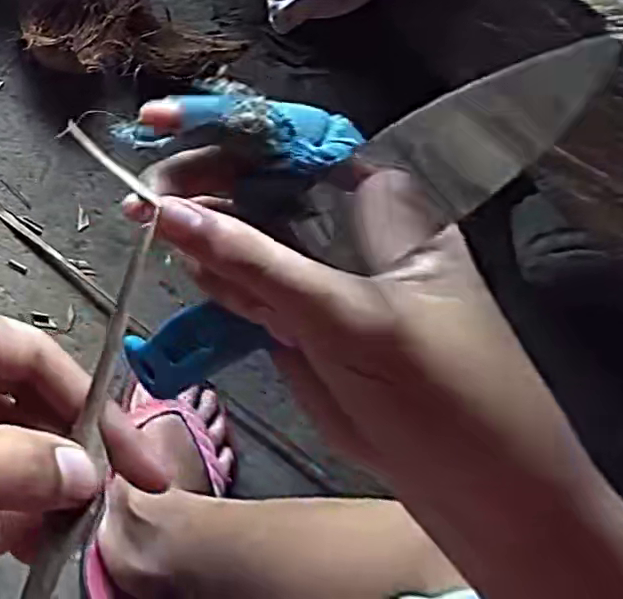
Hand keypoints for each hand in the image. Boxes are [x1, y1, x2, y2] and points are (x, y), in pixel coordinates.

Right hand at [124, 100, 590, 500]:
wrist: (479, 501)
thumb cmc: (451, 399)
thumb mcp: (349, 320)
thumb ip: (254, 260)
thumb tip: (164, 210)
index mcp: (380, 203)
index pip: (291, 140)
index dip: (223, 122)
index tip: (156, 121)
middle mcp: (337, 220)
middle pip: (243, 175)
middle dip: (192, 186)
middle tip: (143, 205)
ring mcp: (306, 260)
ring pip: (224, 221)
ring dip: (198, 241)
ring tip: (208, 281)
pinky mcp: (282, 298)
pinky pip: (224, 267)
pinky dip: (209, 277)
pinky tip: (224, 303)